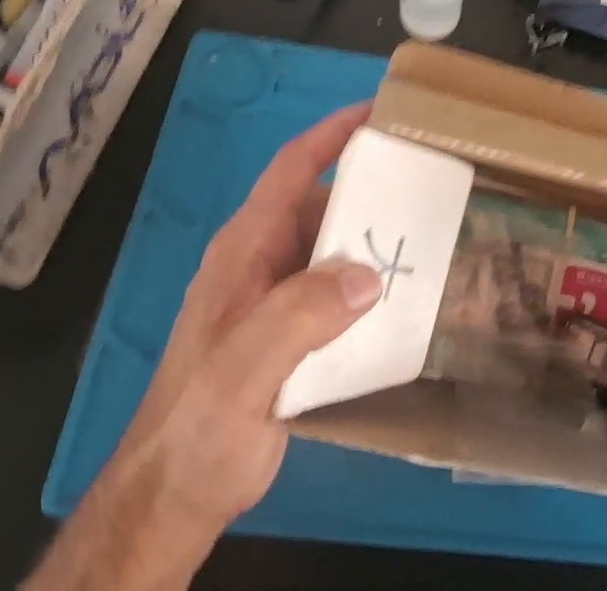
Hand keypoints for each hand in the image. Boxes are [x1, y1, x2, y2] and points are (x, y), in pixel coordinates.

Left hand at [26, 105, 382, 590]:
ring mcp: (275, 300)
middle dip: (370, 191)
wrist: (174, 493)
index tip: (380, 113)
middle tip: (429, 186)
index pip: (291, 172)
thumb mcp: (245, 368)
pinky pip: (338, 293)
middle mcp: (261, 263)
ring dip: (374, 242)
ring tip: (431, 240)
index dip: (332, 135)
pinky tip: (405, 300)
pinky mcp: (291, 335)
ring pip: (332, 251)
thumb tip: (370, 273)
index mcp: (244, 251)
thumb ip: (300, 316)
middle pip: (321, 207)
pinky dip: (370, 286)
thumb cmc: (200, 424)